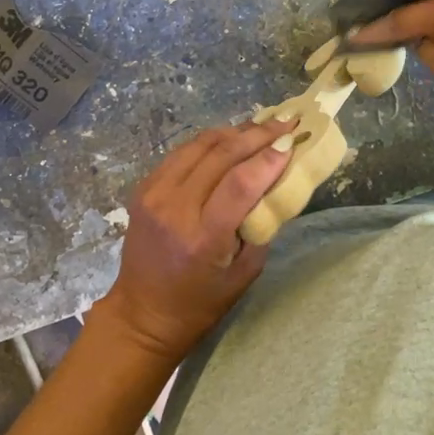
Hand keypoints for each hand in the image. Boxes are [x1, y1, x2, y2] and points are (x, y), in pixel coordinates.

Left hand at [93, 120, 294, 360]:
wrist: (141, 313)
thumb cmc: (199, 304)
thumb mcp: (243, 275)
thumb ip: (260, 227)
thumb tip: (275, 184)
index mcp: (202, 238)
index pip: (240, 183)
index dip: (268, 158)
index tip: (291, 140)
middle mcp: (175, 208)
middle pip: (220, 155)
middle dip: (256, 135)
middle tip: (285, 121)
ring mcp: (154, 193)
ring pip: (199, 145)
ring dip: (234, 131)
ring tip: (262, 125)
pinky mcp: (143, 187)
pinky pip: (182, 153)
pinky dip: (209, 142)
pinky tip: (230, 139)